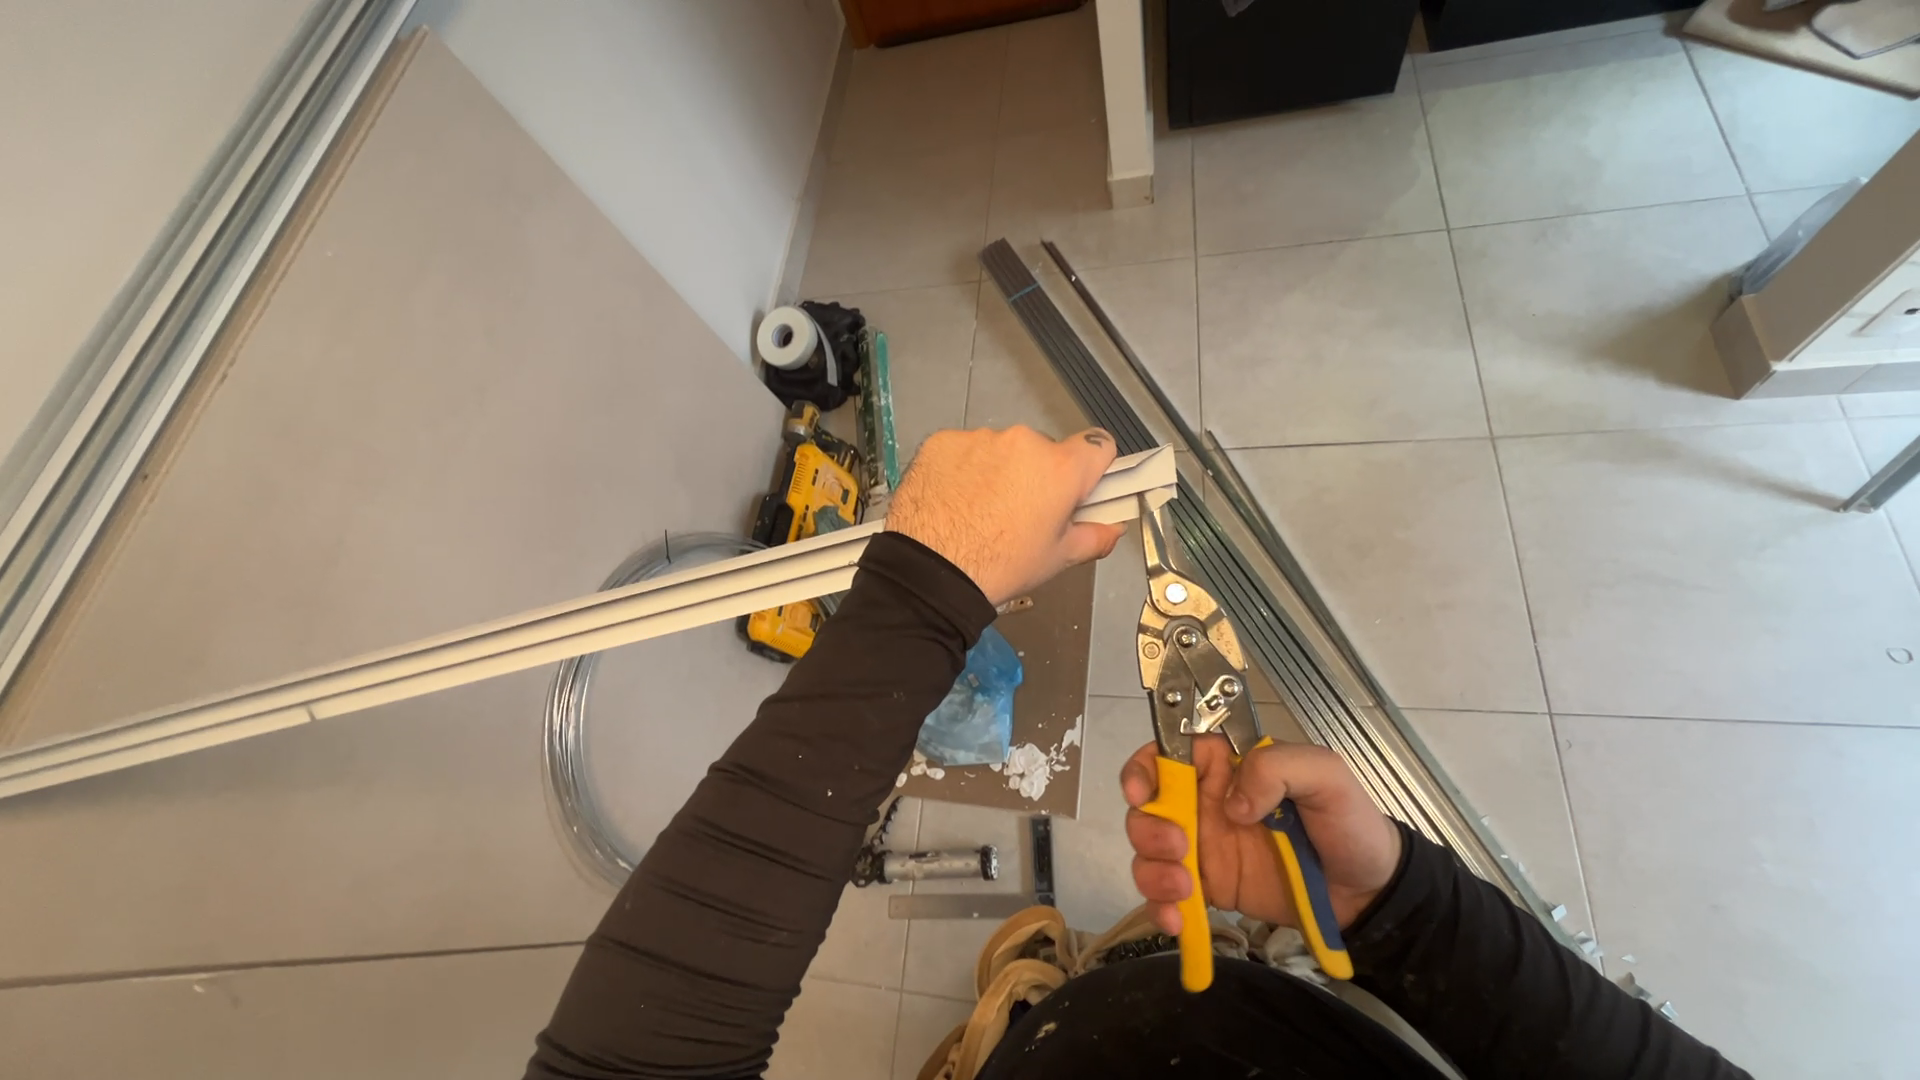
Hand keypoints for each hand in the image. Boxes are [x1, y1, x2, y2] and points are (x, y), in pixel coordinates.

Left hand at [886, 426, 1126, 606]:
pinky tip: (953, 501)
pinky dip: (963, 469)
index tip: (1079, 487)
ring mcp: (980, 438)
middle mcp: (1023, 442)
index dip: (1091, 467)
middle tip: (1020, 513)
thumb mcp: (1056, 559)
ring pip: (1001, 450)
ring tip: (979, 511)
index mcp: (1060, 469)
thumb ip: (1094, 537)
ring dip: (998, 471)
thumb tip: (1113, 528)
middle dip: (1038, 474)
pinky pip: (964, 450)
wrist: (929, 572)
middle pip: (1044, 450)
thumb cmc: (999, 566)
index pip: (1099, 445)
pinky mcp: (942, 441)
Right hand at [1122, 737, 1402, 935]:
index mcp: (1225, 766)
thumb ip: (1277, 768)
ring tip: (1183, 892)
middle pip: (1148, 806)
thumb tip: (1231, 804)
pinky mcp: (1207, 887)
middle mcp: (1203, 801)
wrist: (1371, 894)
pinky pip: (1167, 895)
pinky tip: (1176, 922)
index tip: (1142, 794)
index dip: (1144, 769)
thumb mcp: (1325, 776)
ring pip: (1148, 850)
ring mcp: (1202, 846)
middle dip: (1148, 828)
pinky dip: (1160, 908)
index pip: (1167, 753)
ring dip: (1151, 870)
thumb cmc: (1349, 823)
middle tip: (1181, 849)